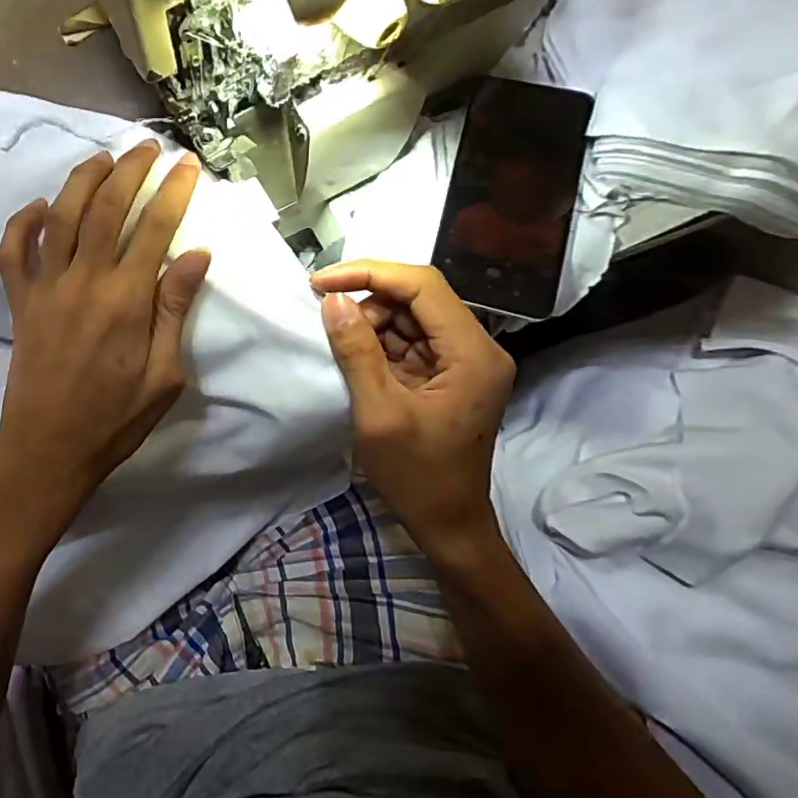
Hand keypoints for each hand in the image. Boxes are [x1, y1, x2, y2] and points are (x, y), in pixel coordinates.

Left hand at [0, 140, 211, 550]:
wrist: (47, 452)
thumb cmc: (113, 422)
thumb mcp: (164, 377)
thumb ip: (175, 311)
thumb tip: (195, 255)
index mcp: (125, 301)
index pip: (153, 228)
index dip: (172, 191)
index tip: (187, 165)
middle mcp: (82, 283)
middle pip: (104, 208)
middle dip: (129, 170)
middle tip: (148, 147)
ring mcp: (44, 290)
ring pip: (58, 217)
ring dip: (80, 180)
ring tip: (103, 158)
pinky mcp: (18, 304)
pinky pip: (12, 252)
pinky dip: (21, 222)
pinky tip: (39, 206)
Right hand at [311, 261, 514, 549]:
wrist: (448, 524)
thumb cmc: (417, 475)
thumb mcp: (378, 412)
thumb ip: (356, 351)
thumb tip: (332, 302)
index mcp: (472, 353)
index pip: (423, 285)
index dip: (370, 273)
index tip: (321, 282)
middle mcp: (477, 347)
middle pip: (418, 296)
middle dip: (368, 301)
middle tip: (327, 324)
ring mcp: (464, 361)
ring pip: (411, 316)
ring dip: (371, 323)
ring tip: (342, 350)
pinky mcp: (449, 374)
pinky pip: (410, 340)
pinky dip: (379, 343)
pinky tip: (357, 360)